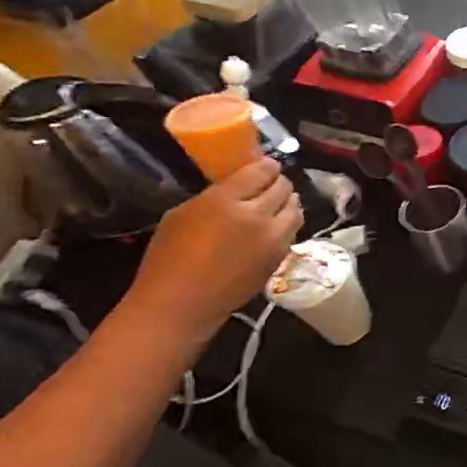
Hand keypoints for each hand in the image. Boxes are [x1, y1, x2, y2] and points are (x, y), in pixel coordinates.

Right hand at [125, 158, 300, 338]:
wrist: (183, 303)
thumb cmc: (170, 257)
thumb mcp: (183, 214)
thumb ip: (215, 197)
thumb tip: (237, 188)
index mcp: (227, 201)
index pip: (260, 172)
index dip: (267, 165)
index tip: (267, 164)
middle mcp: (257, 216)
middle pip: (283, 188)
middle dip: (280, 181)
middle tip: (272, 182)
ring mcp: (274, 239)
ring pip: (296, 209)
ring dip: (290, 201)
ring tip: (279, 201)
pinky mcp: (280, 257)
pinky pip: (293, 231)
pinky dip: (288, 222)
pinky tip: (277, 223)